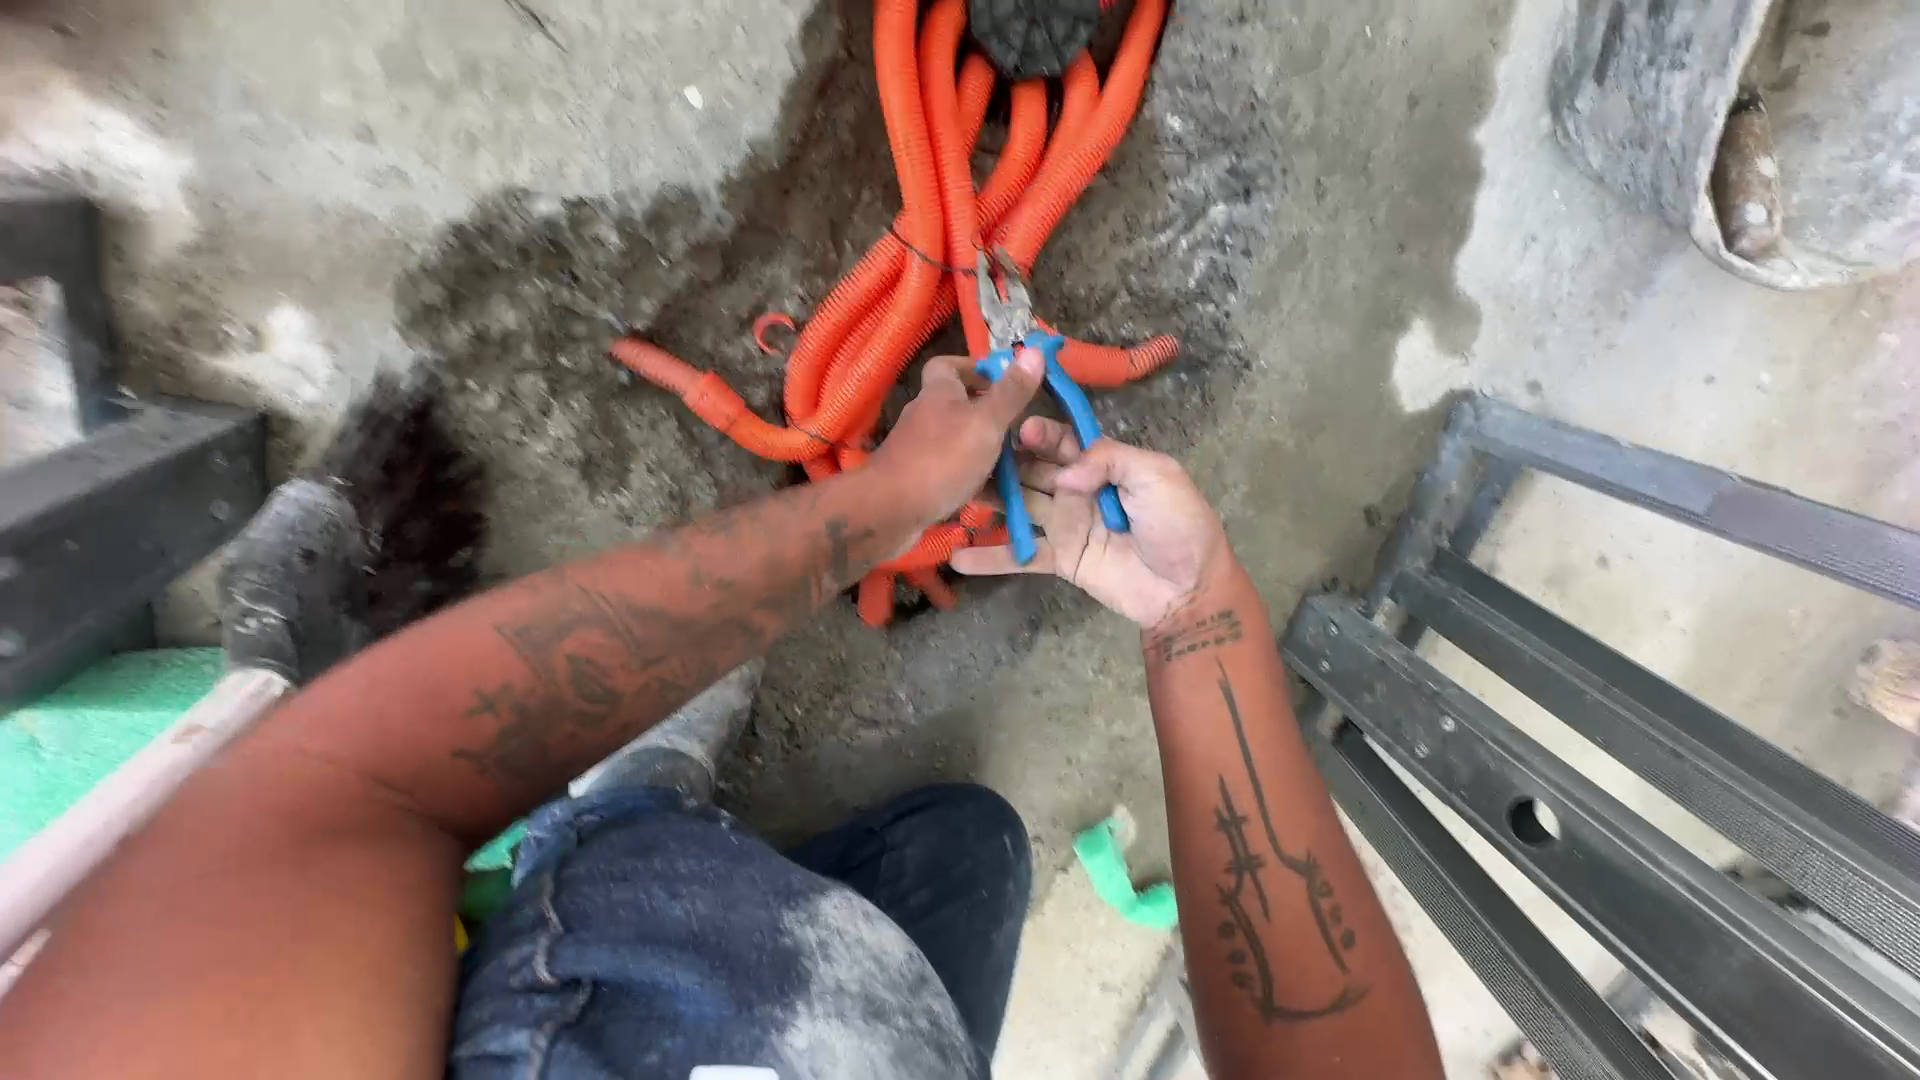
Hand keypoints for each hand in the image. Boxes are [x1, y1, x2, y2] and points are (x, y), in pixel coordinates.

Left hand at [869, 351, 1044, 525]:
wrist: (890, 511)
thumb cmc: (941, 460)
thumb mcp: (985, 423)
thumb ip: (1011, 393)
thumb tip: (1035, 351)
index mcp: (938, 393)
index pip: (949, 366)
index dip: (975, 368)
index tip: (1004, 382)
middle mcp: (925, 416)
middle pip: (958, 406)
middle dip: (989, 415)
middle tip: (1020, 429)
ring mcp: (919, 450)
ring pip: (958, 442)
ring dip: (984, 450)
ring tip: (1016, 464)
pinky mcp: (918, 480)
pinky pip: (952, 472)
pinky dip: (972, 479)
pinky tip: (993, 494)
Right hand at [950, 418, 1240, 629]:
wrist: (1188, 588)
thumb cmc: (1179, 524)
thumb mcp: (1156, 474)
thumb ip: (1109, 459)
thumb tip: (1063, 475)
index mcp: (1103, 463)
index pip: (1063, 442)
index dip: (1040, 435)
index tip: (1018, 431)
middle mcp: (1078, 489)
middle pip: (1033, 470)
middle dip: (1003, 462)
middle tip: (970, 458)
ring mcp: (1065, 525)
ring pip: (1020, 506)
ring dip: (989, 500)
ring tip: (954, 494)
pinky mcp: (1059, 560)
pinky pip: (1021, 555)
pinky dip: (991, 558)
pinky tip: (957, 558)